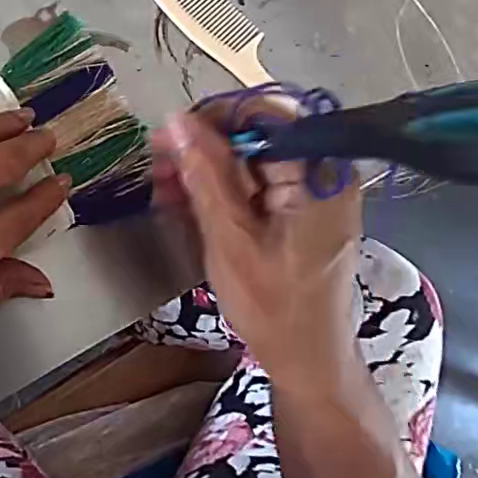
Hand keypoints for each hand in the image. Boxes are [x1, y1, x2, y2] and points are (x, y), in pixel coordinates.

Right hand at [151, 96, 362, 384]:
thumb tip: (177, 120)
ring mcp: (307, 193)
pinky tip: (181, 200)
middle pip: (252, 135)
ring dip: (199, 167)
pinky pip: (249, 182)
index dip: (214, 117)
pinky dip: (214, 188)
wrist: (307, 361)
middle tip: (158, 162)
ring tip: (162, 186)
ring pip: (244, 158)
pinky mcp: (293, 210)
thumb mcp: (230, 236)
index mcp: (318, 178)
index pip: (266, 115)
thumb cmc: (273, 306)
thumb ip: (205, 173)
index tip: (173, 137)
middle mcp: (320, 176)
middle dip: (200, 147)